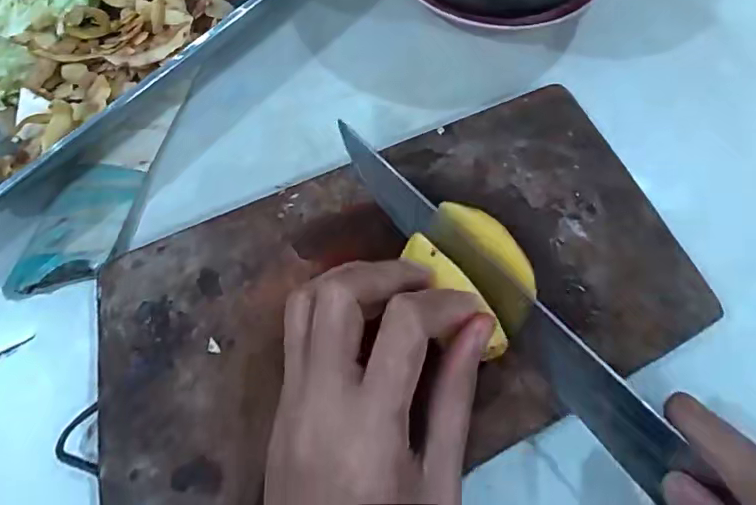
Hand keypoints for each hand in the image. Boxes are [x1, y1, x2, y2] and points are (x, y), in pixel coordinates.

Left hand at [265, 260, 494, 504]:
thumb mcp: (440, 486)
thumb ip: (456, 397)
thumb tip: (477, 324)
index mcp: (368, 429)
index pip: (403, 325)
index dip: (444, 302)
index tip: (471, 304)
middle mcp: (318, 401)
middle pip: (336, 294)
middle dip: (386, 271)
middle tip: (426, 280)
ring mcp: (289, 400)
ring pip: (303, 301)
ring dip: (350, 278)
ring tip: (392, 287)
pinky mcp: (278, 405)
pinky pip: (294, 330)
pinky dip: (328, 303)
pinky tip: (363, 318)